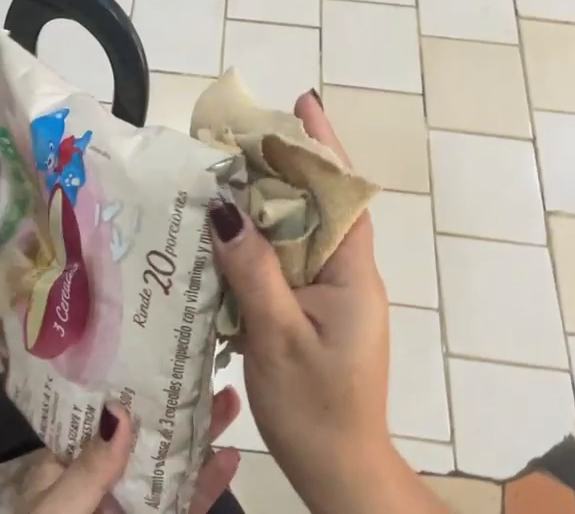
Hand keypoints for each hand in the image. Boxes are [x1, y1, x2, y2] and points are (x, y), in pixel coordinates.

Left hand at [18, 391, 242, 513]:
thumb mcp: (56, 508)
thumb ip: (88, 468)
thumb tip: (119, 410)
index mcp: (65, 466)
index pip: (97, 416)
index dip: (127, 387)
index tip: (157, 356)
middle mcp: (101, 481)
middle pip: (142, 437)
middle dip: (174, 406)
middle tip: (207, 374)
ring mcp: (129, 507)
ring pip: (168, 467)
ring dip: (199, 438)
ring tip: (229, 402)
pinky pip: (182, 504)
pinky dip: (206, 485)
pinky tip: (228, 460)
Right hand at [206, 91, 426, 513]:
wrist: (340, 473)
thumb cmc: (316, 408)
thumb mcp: (278, 338)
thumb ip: (253, 271)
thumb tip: (223, 208)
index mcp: (351, 273)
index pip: (341, 192)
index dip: (321, 144)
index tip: (302, 101)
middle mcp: (347, 274)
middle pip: (317, 203)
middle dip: (284, 163)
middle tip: (239, 133)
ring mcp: (332, 294)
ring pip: (299, 231)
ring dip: (267, 201)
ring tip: (225, 172)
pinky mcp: (314, 311)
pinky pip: (287, 260)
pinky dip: (260, 240)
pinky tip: (227, 236)